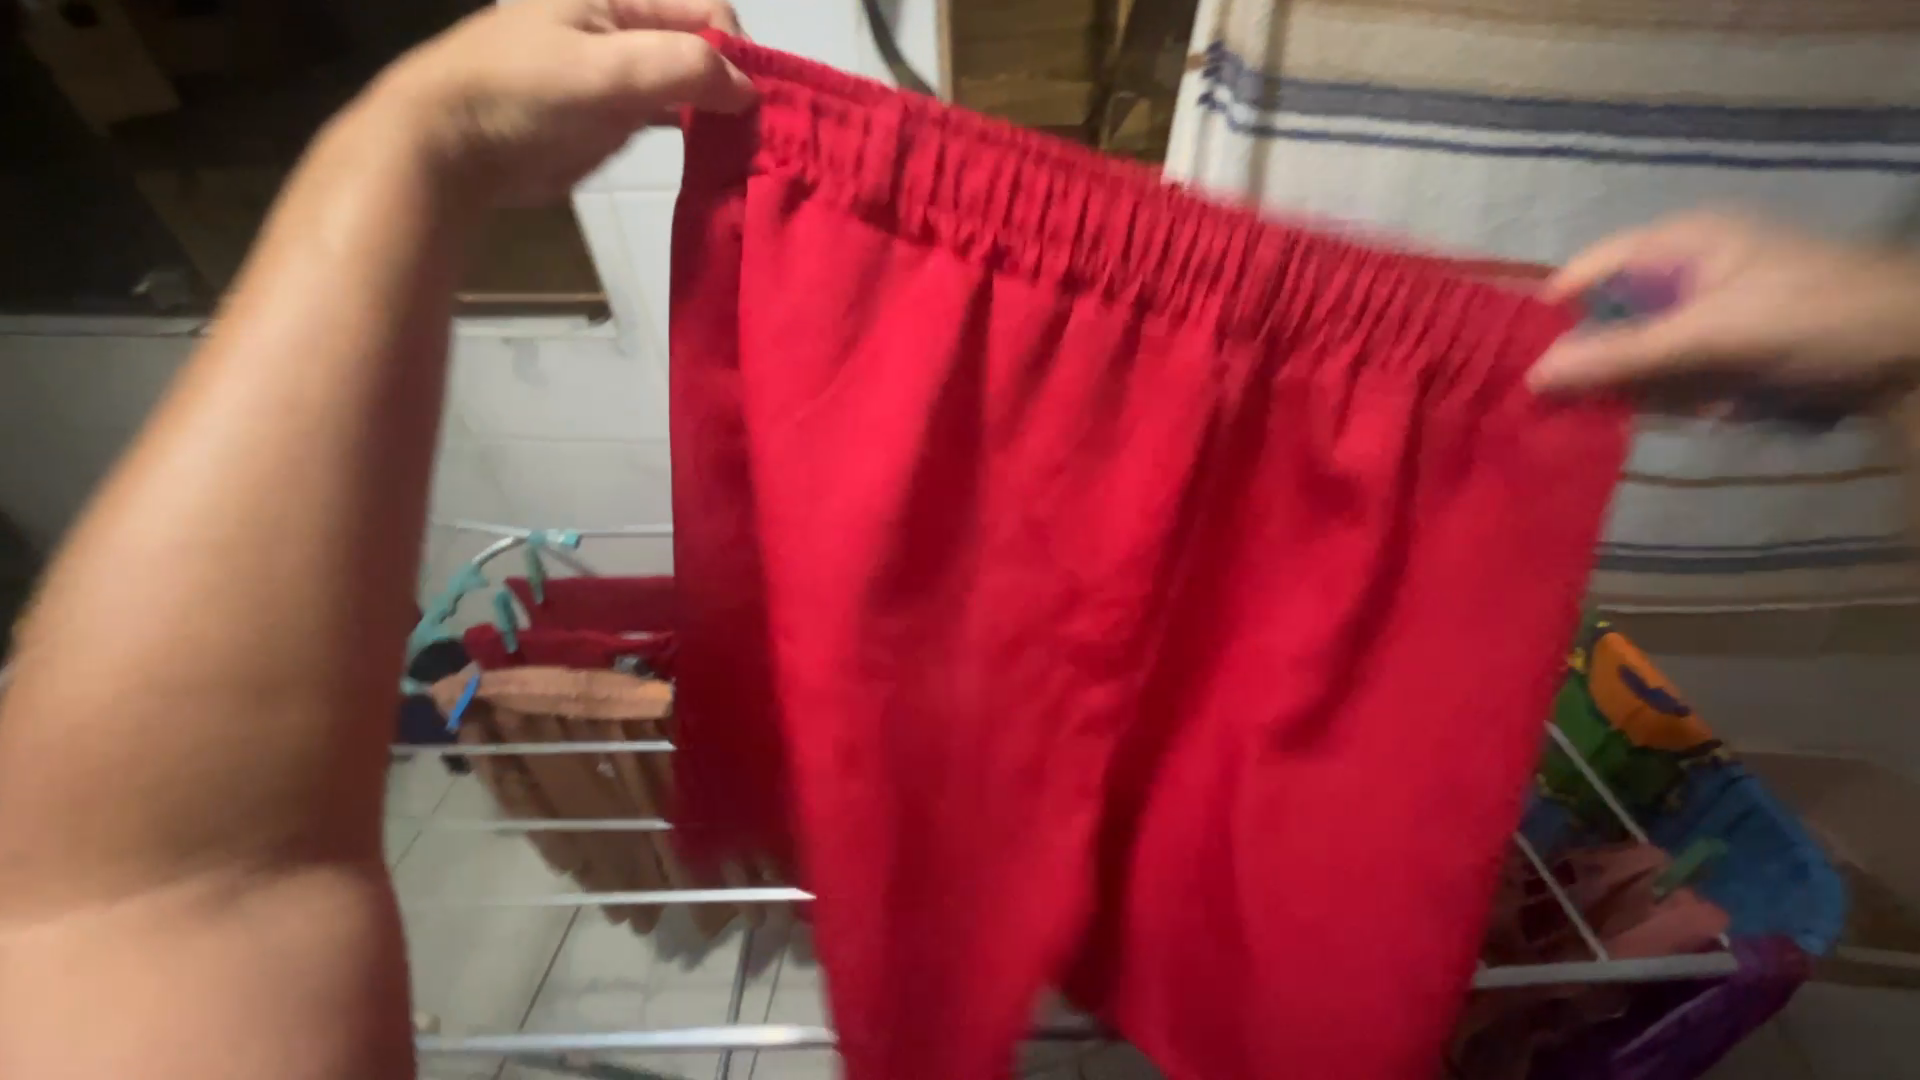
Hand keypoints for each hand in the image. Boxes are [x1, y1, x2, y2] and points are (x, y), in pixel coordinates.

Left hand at [365, 0, 753, 205]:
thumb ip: (681, 69)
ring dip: (719, 111)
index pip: (706, 9)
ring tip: (742, 148)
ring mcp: (621, 71)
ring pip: (692, 81)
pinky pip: (673, 113)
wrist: (459, 146)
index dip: (736, 53)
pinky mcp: (617, 113)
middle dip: (732, 83)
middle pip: (703, 44)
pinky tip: (714, 154)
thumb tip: (747, 89)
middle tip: (753, 134)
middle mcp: (624, 25)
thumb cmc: (526, 96)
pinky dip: (698, 131)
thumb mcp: (606, 72)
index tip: (748, 107)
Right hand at [1528, 212, 1919, 407]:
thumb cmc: (1819, 319)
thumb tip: (1529, 378)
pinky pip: (1647, 377)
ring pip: (1615, 355)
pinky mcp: (1703, 353)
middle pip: (1592, 319)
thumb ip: (1619, 355)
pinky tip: (1632, 419)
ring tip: (1587, 418)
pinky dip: (1638, 399)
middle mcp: (1673, 275)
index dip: (1541, 318)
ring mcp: (1689, 316)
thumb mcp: (1711, 336)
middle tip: (1541, 405)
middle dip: (1572, 362)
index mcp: (1674, 246)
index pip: (1578, 277)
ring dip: (1606, 388)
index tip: (1507, 365)